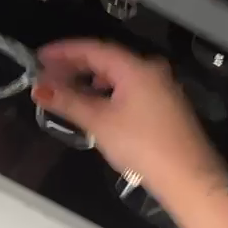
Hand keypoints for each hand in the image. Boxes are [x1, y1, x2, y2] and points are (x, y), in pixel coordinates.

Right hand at [31, 39, 225, 196]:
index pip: (93, 49)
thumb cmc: (142, 145)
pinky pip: (125, 87)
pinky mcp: (162, 105)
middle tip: (46, 75)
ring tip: (63, 90)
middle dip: (73, 66)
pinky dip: (103, 90)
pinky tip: (90, 103)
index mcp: (136, 69)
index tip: (39, 57)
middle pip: (105, 59)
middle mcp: (150, 72)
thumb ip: (66, 101)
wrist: (188, 178)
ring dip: (87, 79)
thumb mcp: (98, 121)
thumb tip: (39, 89)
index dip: (63, 51)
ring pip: (115, 74)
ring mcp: (159, 88)